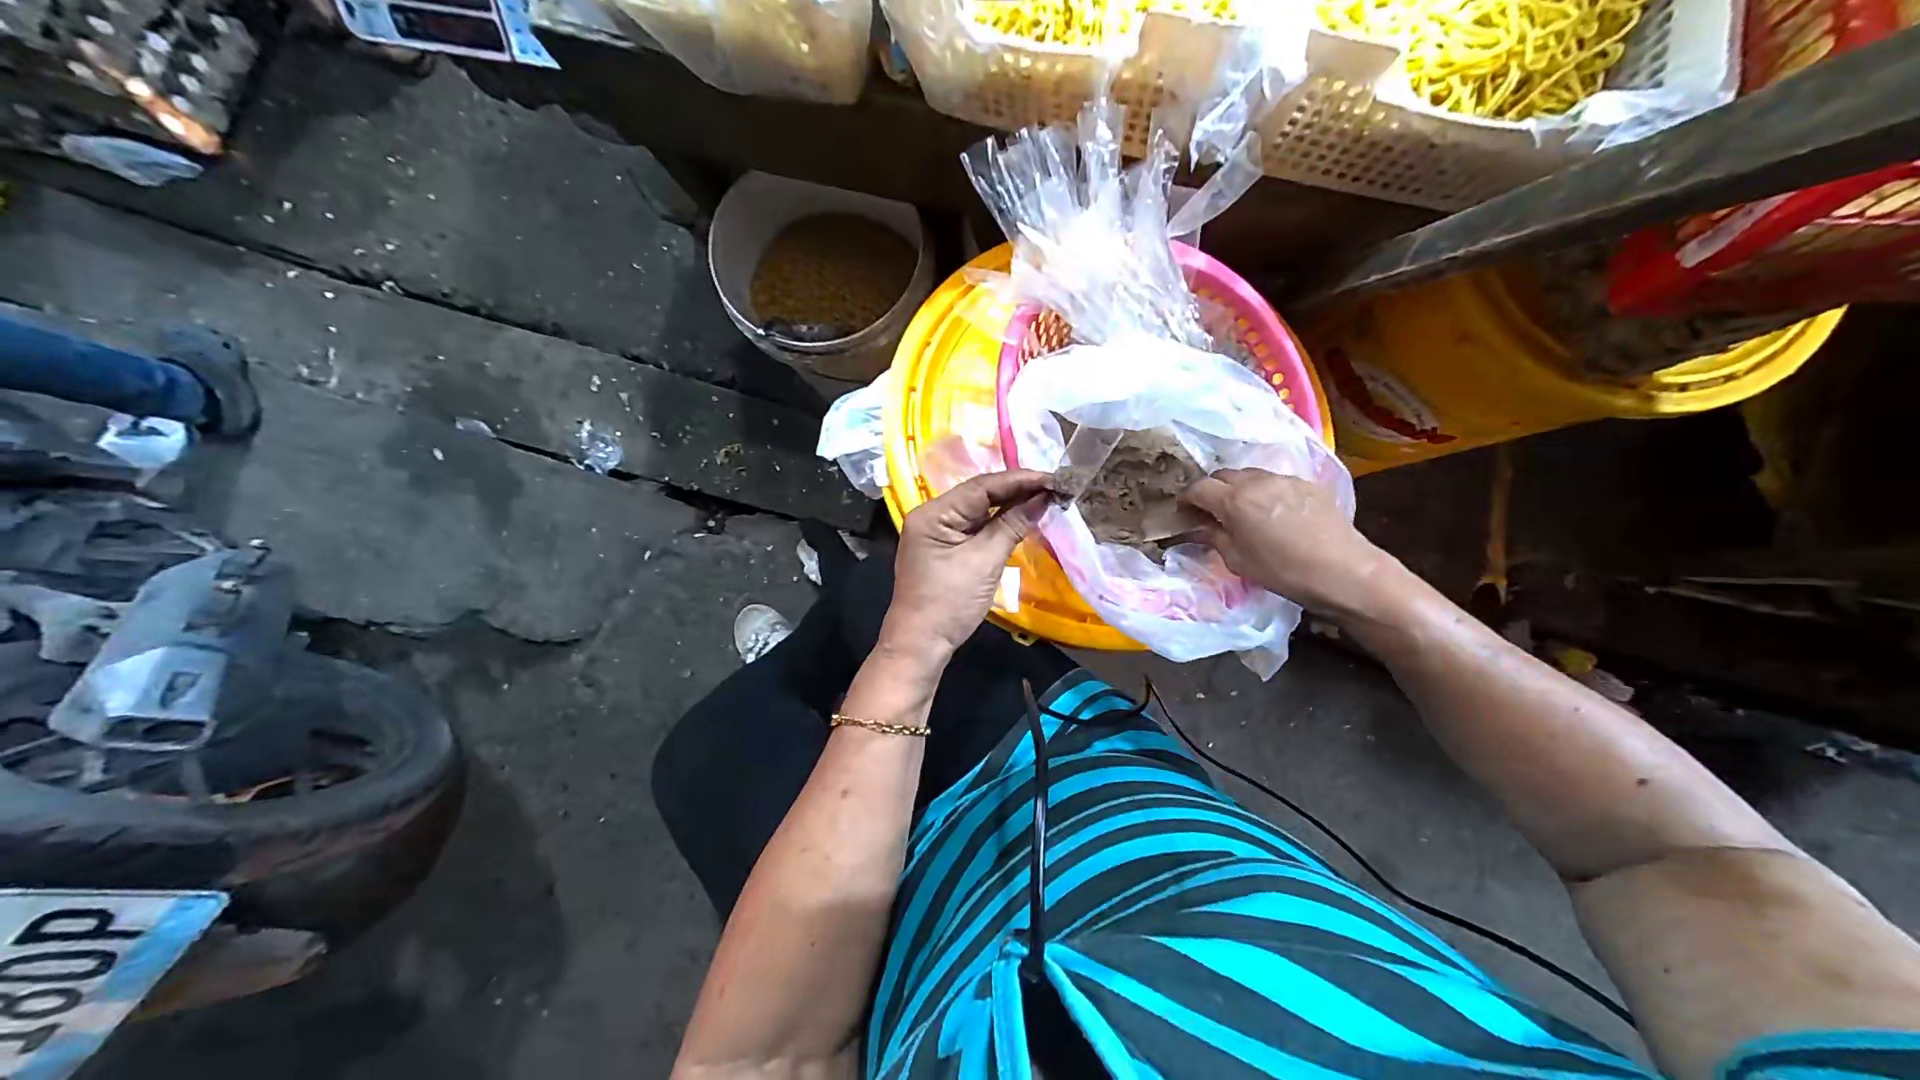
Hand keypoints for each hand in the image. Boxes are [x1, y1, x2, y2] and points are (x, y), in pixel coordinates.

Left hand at [878, 470, 1054, 663]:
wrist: (921, 644)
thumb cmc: (949, 603)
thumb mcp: (984, 561)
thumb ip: (1013, 525)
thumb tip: (1043, 498)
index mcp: (934, 513)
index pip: (981, 486)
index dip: (1019, 480)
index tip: (1053, 478)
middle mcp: (932, 515)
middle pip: (980, 494)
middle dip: (1018, 490)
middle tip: (1055, 487)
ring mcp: (938, 532)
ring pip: (980, 510)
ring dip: (1011, 505)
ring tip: (1046, 498)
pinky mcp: (946, 548)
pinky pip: (976, 527)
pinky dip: (1000, 523)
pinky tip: (1023, 517)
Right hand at [1181, 468, 1402, 619]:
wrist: (1345, 571)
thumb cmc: (1284, 572)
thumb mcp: (1239, 561)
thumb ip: (1214, 538)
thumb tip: (1199, 528)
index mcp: (1234, 500)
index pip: (1199, 488)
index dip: (1187, 499)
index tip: (1184, 513)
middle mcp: (1257, 481)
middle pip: (1223, 475)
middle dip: (1212, 490)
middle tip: (1211, 512)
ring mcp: (1285, 479)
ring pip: (1250, 475)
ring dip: (1239, 488)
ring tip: (1242, 510)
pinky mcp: (1308, 484)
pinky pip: (1276, 481)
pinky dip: (1265, 491)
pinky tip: (1272, 513)